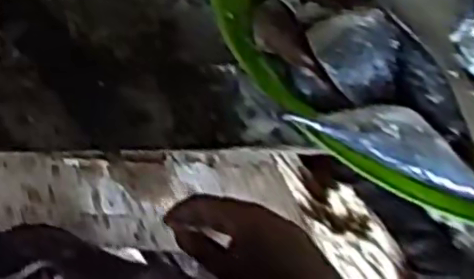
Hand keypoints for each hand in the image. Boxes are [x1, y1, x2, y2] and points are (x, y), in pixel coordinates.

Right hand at [165, 195, 340, 278]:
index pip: (201, 203)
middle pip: (225, 208)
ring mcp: (290, 230)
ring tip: (210, 236)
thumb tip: (179, 232)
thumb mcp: (229, 270)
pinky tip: (243, 248)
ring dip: (226, 226)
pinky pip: (266, 232)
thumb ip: (200, 248)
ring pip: (247, 220)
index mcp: (245, 213)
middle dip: (203, 217)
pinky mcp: (306, 248)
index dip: (180, 211)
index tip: (167, 222)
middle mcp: (267, 214)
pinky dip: (248, 236)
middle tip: (185, 225)